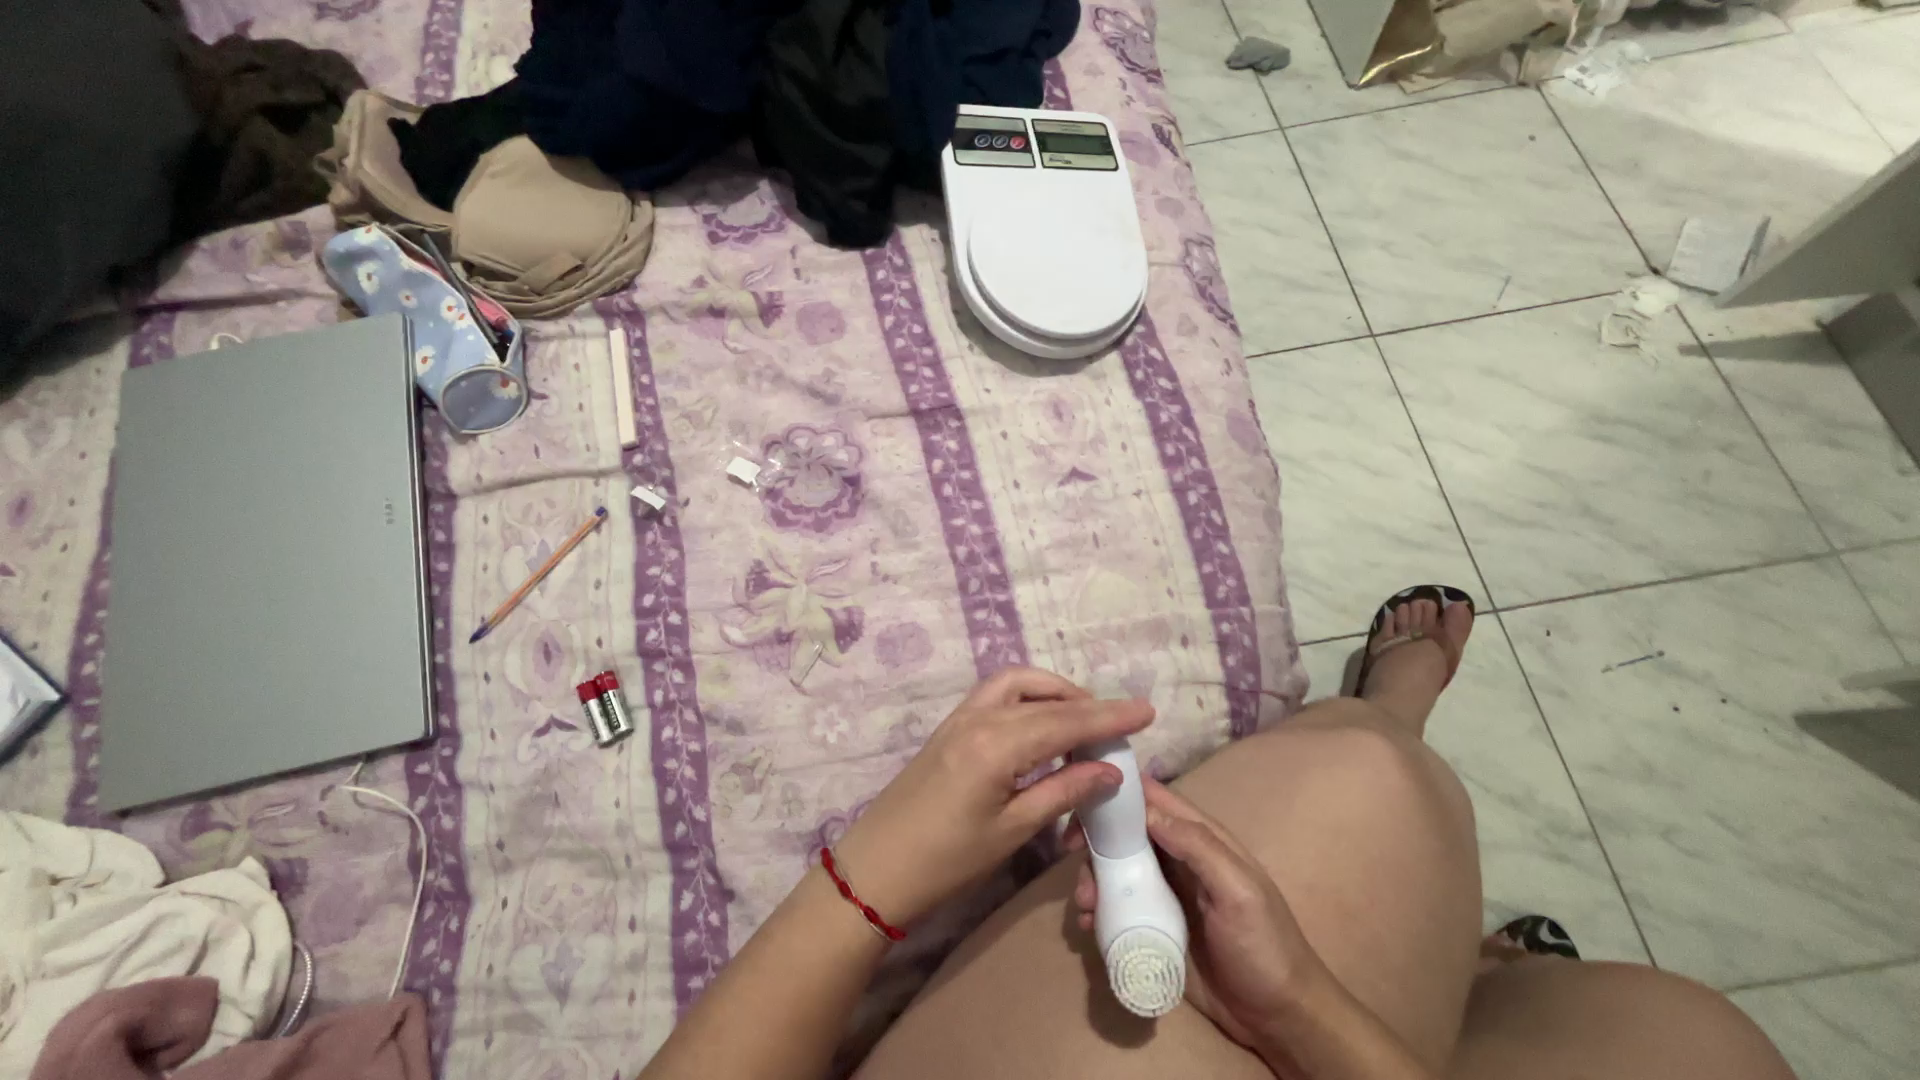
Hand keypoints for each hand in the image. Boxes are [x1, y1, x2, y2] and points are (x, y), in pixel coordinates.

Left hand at [833, 668, 1154, 927]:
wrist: (876, 869)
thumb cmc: (947, 859)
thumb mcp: (1012, 830)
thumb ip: (1063, 793)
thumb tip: (1109, 770)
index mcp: (997, 744)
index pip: (1066, 720)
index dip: (1109, 716)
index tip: (1147, 711)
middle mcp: (979, 718)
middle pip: (1045, 699)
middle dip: (1087, 704)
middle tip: (1120, 724)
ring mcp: (959, 719)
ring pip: (1017, 685)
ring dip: (1054, 692)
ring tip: (1082, 719)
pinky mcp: (948, 728)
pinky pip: (996, 696)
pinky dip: (1026, 697)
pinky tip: (1041, 724)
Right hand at [1067, 777, 1319, 1048]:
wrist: (1277, 1019)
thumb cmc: (1265, 946)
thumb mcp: (1239, 892)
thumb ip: (1198, 847)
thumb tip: (1149, 810)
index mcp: (1201, 840)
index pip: (1154, 799)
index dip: (1118, 793)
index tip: (1082, 800)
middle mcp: (1178, 860)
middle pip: (1125, 832)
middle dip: (1095, 839)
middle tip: (1070, 854)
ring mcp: (1163, 894)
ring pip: (1115, 870)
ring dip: (1092, 877)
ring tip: (1085, 903)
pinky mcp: (1152, 927)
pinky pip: (1116, 908)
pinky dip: (1097, 909)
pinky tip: (1089, 924)